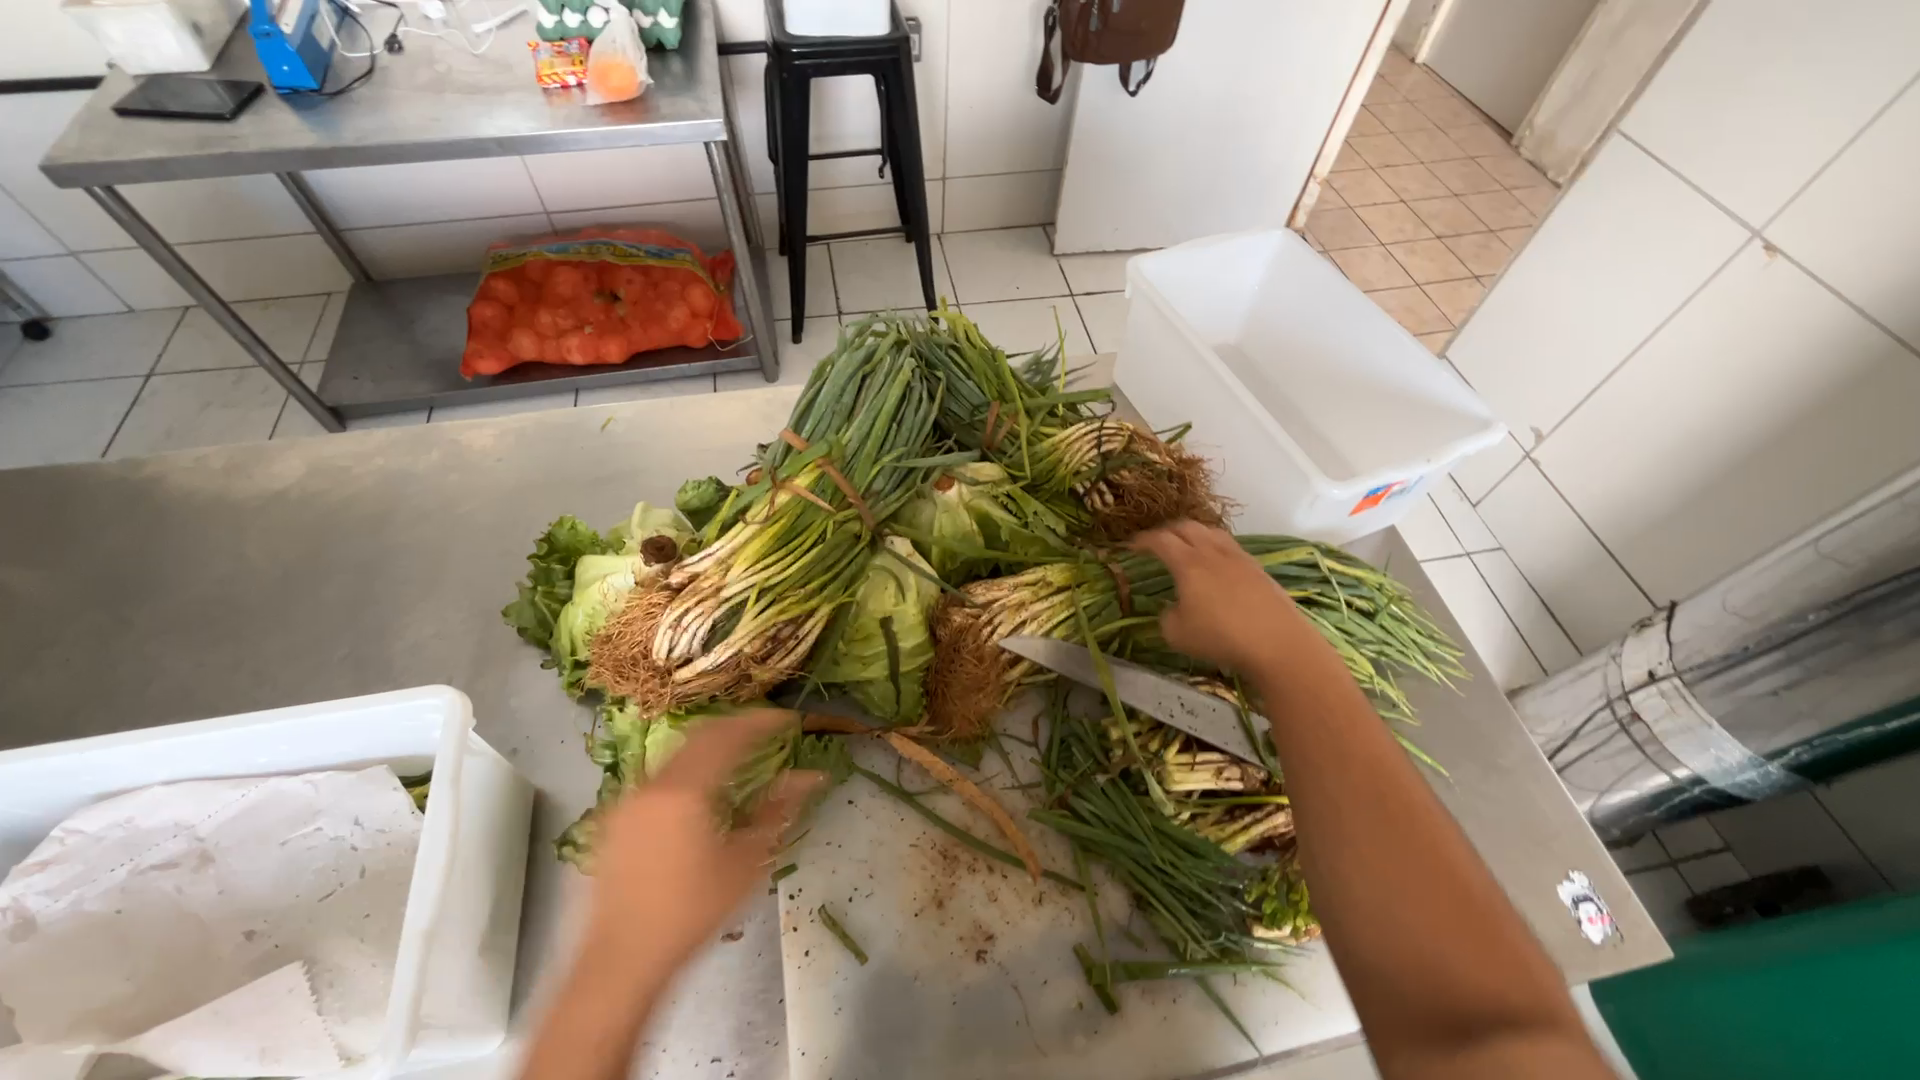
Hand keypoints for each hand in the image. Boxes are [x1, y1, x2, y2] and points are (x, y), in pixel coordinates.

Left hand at [582, 708, 822, 983]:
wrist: (622, 959)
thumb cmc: (692, 913)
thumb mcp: (745, 862)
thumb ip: (778, 810)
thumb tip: (810, 776)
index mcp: (684, 790)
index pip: (727, 735)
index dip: (760, 722)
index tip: (788, 720)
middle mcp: (651, 784)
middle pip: (698, 737)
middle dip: (735, 729)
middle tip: (766, 731)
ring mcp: (627, 800)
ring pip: (675, 756)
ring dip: (709, 749)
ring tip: (739, 757)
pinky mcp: (615, 820)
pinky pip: (658, 778)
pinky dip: (687, 771)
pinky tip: (702, 793)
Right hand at [1132, 520, 1312, 675]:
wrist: (1276, 642)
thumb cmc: (1220, 637)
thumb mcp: (1177, 634)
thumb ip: (1167, 616)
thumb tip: (1172, 608)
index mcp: (1187, 563)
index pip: (1160, 541)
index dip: (1142, 541)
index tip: (1131, 547)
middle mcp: (1212, 552)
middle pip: (1186, 527)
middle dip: (1167, 531)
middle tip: (1157, 544)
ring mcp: (1238, 557)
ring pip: (1211, 532)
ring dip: (1193, 534)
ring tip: (1187, 547)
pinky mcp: (1257, 567)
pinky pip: (1229, 546)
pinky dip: (1214, 547)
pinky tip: (1215, 564)